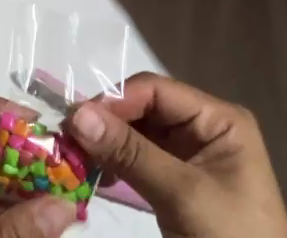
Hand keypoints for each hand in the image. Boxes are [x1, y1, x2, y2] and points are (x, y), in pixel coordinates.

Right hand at [64, 72, 286, 237]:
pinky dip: (116, 166)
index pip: (157, 91)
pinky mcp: (177, 185)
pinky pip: (139, 162)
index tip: (76, 120)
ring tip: (74, 157)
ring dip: (107, 144)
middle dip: (107, 122)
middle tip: (67, 139)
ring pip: (138, 135)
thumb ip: (131, 152)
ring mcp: (190, 158)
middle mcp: (204, 129)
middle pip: (145, 109)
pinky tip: (94, 174)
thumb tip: (76, 114)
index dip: (116, 100)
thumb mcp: (183, 195)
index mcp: (219, 119)